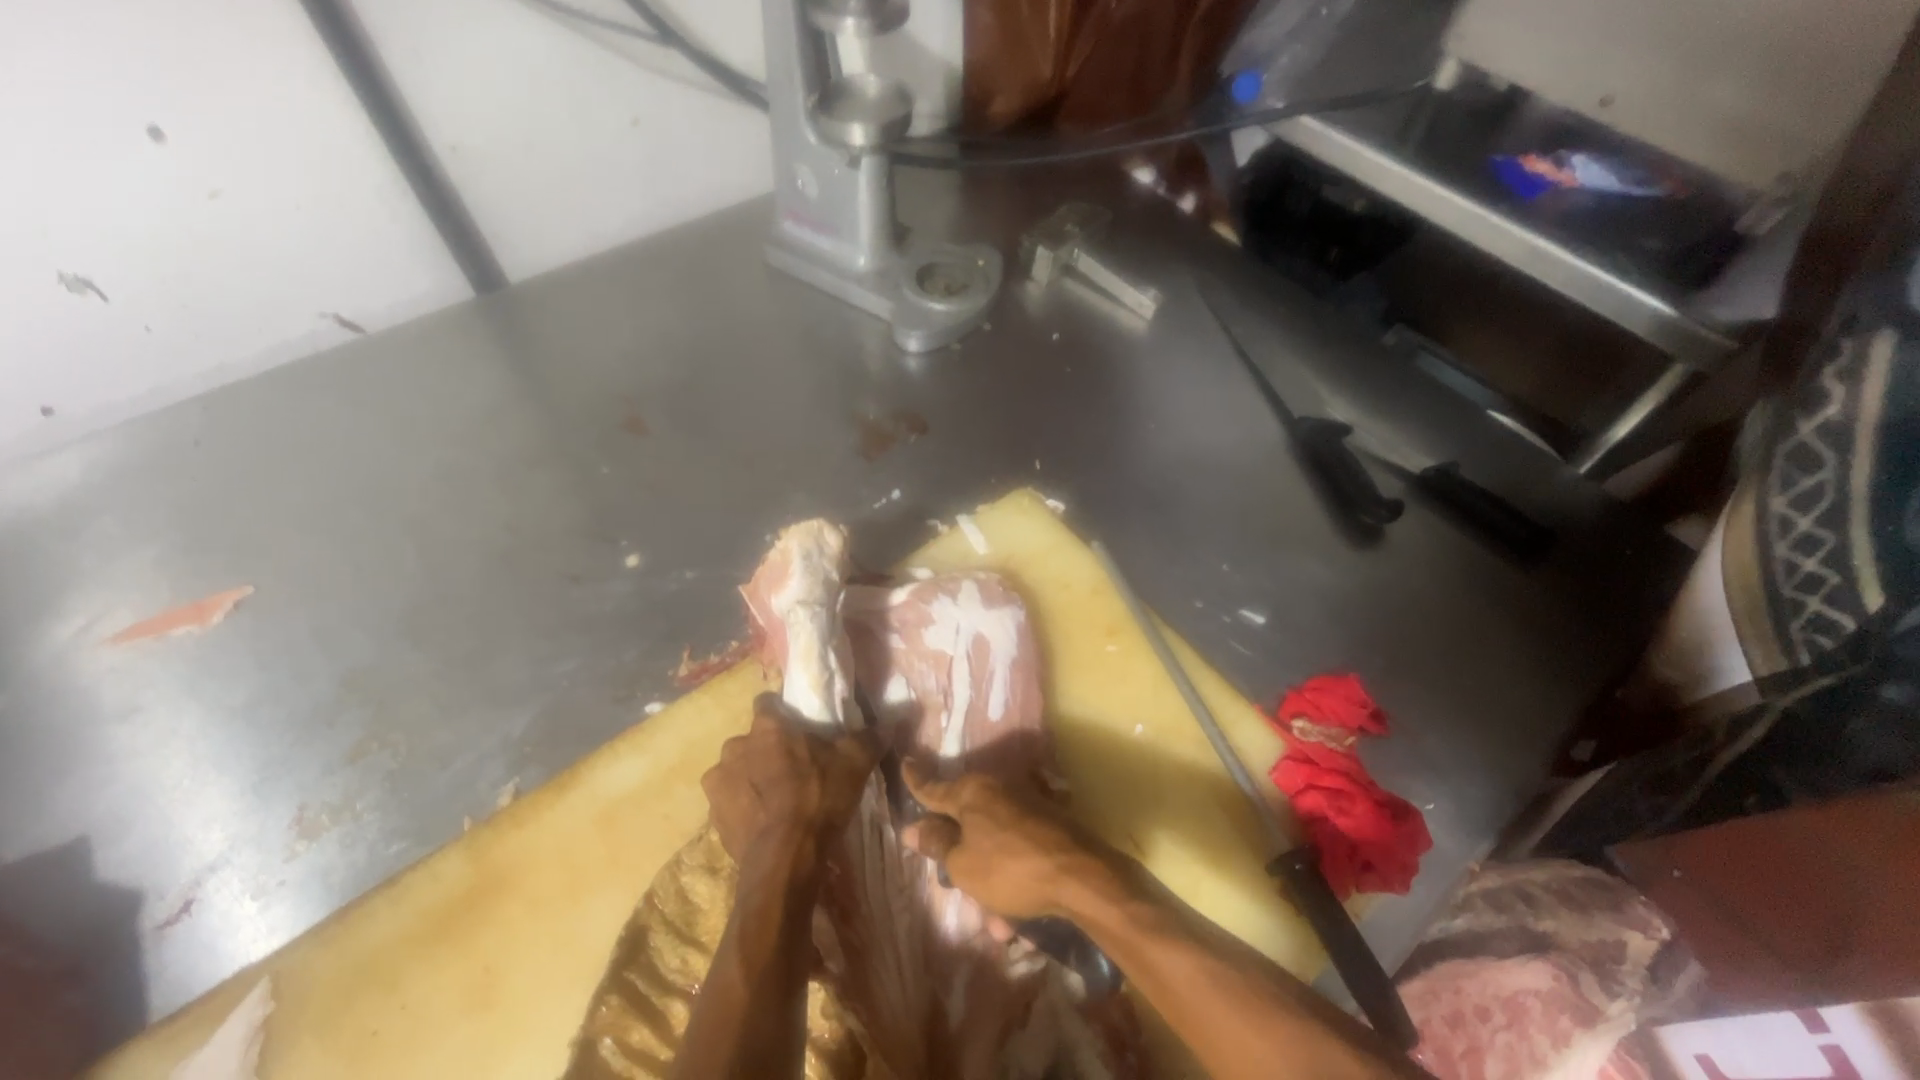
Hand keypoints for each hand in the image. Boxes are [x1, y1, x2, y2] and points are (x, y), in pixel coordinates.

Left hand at [703, 693, 879, 867]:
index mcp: (766, 727)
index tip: (799, 729)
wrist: (786, 858)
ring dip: (750, 779)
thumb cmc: (819, 798)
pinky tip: (763, 823)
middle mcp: (734, 747)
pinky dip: (743, 808)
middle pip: (751, 740)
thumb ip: (870, 737)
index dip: (782, 713)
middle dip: (767, 750)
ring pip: (736, 771)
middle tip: (793, 769)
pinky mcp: (713, 817)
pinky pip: (729, 803)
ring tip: (776, 800)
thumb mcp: (855, 764)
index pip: (767, 703)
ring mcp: (719, 783)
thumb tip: (889, 722)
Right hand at [900, 762, 1120, 919]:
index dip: (917, 781)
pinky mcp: (1052, 830)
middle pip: (966, 824)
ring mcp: (1029, 809)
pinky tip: (1020, 924)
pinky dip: (1015, 888)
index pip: (934, 788)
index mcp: (973, 792)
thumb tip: (914, 827)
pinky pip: (1020, 859)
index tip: (906, 762)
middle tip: (954, 886)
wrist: (1084, 879)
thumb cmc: (1011, 868)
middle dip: (960, 861)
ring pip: (994, 850)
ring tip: (999, 928)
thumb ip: (938, 845)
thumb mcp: (963, 864)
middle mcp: (1000, 792)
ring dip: (991, 889)